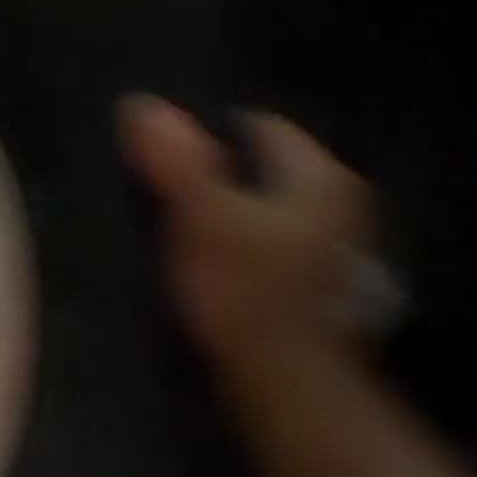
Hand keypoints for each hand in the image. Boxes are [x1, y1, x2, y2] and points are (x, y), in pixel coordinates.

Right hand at [119, 95, 372, 364]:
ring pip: (271, 209)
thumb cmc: (243, 289)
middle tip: (168, 185)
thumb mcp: (201, 220)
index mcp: (318, 178)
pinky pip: (269, 245)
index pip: (265, 131)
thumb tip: (138, 106)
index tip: (168, 147)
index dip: (215, 133)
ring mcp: (328, 248)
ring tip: (181, 223)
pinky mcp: (308, 286)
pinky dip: (240, 244)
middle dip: (224, 173)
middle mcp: (337, 204)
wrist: (277, 370)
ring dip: (233, 210)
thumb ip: (175, 165)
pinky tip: (210, 263)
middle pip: (270, 171)